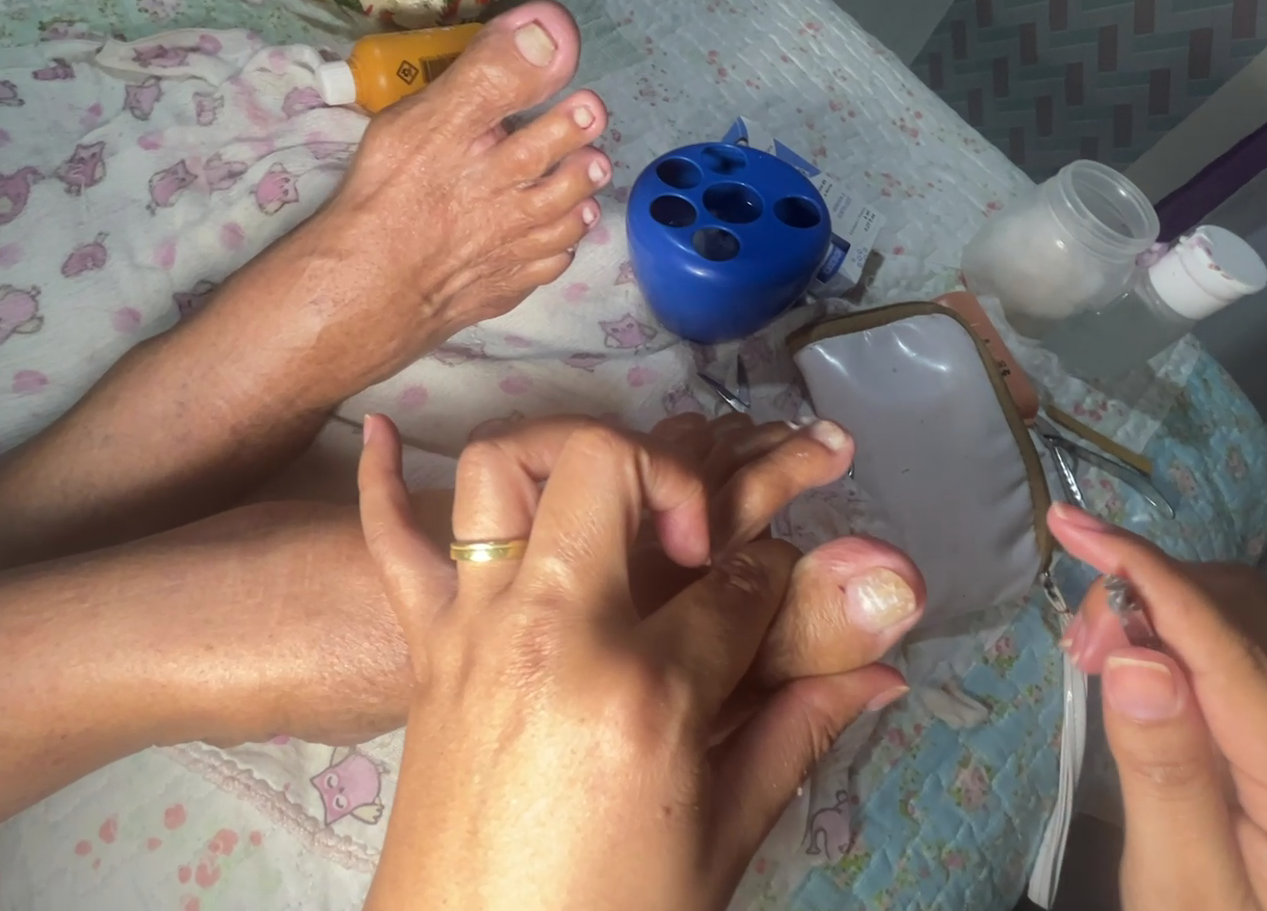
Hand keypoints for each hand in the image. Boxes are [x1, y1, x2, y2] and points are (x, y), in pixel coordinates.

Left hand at [357, 416, 905, 910]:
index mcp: (643, 693)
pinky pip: (387, 538)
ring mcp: (475, 624)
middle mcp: (551, 630)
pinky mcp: (423, 642)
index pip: (737, 582)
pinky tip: (383, 428)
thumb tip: (886, 667)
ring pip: (502, 470)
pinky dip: (381, 477)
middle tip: (691, 531)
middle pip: (611, 470)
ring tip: (602, 492)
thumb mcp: (721, 838)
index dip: (775, 567)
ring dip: (559, 450)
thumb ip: (798, 732)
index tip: (775, 571)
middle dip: (672, 472)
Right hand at [1049, 504, 1266, 910]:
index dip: (1147, 574)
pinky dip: (1186, 623)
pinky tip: (1144, 658)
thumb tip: (1135, 655)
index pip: (1231, 647)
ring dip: (1162, 603)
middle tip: (1075, 643)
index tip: (1070, 525)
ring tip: (1098, 651)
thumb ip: (1164, 773)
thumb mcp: (1177, 884)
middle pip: (1246, 616)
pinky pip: (1258, 643)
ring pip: (1254, 617)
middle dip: (1145, 592)